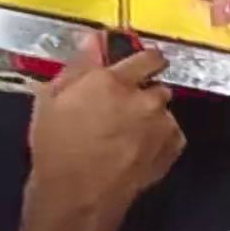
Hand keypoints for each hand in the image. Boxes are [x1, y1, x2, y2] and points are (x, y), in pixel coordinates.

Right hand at [26, 38, 184, 226]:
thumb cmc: (59, 144)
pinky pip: (171, 132)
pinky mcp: (176, 144)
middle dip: (145, 92)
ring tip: (126, 133)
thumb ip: (79, 66)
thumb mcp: (53, 98)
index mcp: (112, 82)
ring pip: (164, 110)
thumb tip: (93, 41)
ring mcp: (164, 123)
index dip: (149, 58)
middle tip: (123, 108)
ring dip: (151, 115)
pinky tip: (137, 146)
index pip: (147, 58)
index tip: (148, 60)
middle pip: (158, 86)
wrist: (84, 189)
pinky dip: (160, 135)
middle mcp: (146, 99)